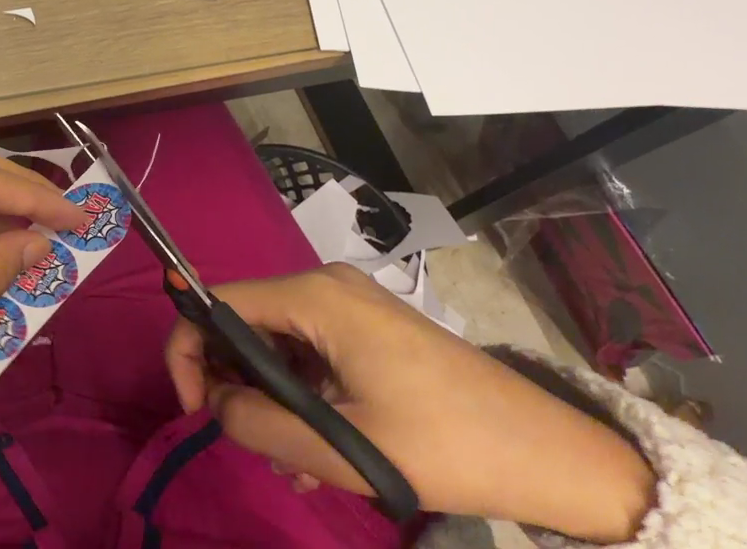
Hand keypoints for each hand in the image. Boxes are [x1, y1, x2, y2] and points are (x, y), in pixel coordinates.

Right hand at [165, 264, 654, 541]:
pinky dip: (297, 394)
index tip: (197, 411)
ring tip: (288, 459)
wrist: (557, 457)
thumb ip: (257, 424)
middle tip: (249, 442)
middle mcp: (324, 286)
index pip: (215, 305)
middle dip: (232, 383)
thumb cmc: (448, 447)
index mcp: (314, 297)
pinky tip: (314, 448)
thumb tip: (215, 405)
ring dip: (267, 398)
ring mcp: (348, 304)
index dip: (189, 353)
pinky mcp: (367, 328)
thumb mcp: (342, 448)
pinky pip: (306, 352)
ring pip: (273, 343)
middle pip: (243, 323)